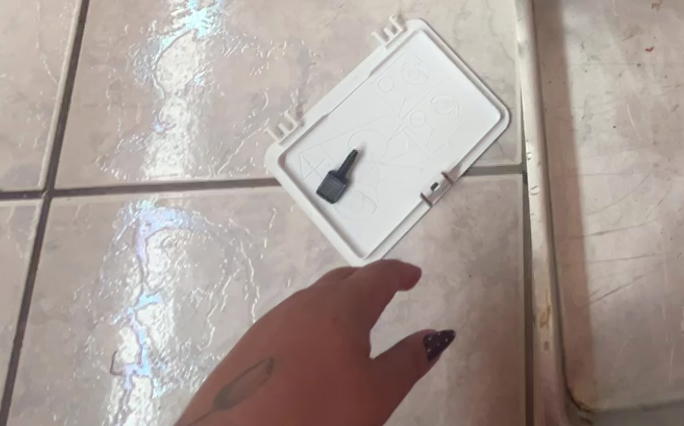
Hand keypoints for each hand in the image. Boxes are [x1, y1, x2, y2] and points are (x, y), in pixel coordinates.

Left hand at [174, 260, 452, 425]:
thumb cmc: (316, 416)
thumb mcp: (374, 396)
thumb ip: (409, 361)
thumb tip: (438, 334)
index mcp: (342, 307)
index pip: (378, 275)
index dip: (400, 272)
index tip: (414, 275)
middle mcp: (305, 303)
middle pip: (343, 279)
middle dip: (367, 282)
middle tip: (386, 293)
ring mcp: (270, 323)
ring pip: (312, 298)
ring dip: (336, 301)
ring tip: (349, 323)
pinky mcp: (245, 348)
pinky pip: (288, 320)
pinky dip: (309, 322)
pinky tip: (309, 351)